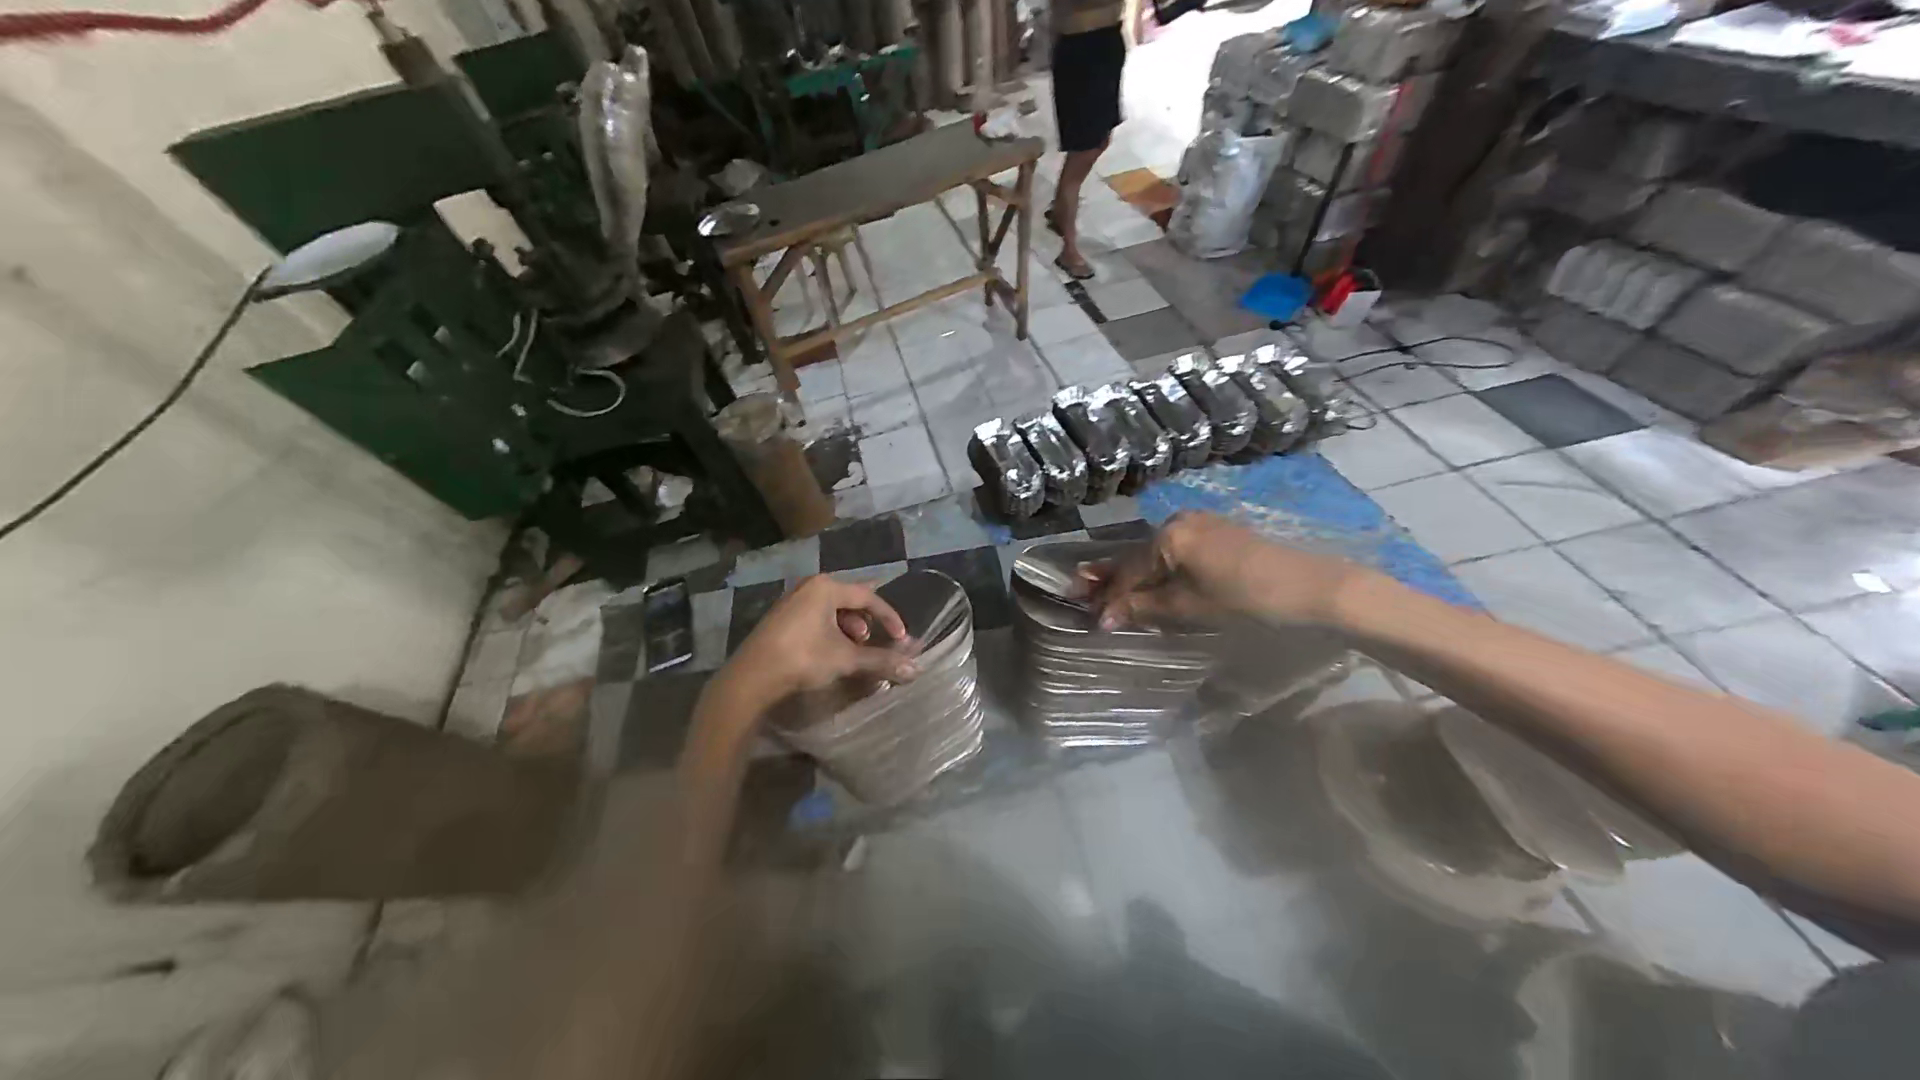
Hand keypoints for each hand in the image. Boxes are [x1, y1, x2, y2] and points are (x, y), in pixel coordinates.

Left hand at [708, 576, 917, 713]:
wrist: (752, 678)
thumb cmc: (803, 658)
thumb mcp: (846, 659)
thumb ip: (881, 660)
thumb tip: (916, 669)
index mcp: (825, 587)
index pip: (868, 596)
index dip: (889, 617)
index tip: (901, 638)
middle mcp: (808, 586)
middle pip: (849, 600)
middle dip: (866, 622)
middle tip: (872, 642)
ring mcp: (792, 600)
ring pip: (831, 609)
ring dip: (848, 628)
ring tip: (852, 649)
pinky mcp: (781, 617)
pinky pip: (816, 616)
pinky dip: (830, 631)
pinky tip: (830, 651)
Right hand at [1081, 512, 1370, 629]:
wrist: (1313, 589)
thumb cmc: (1246, 598)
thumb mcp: (1189, 606)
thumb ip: (1143, 607)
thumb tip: (1104, 618)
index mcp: (1168, 536)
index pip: (1129, 572)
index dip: (1109, 598)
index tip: (1091, 619)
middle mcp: (1179, 522)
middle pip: (1138, 558)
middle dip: (1114, 579)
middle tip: (1083, 593)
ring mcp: (1201, 525)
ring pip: (1157, 555)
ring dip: (1136, 576)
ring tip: (1112, 592)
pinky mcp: (1219, 534)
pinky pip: (1177, 552)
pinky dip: (1161, 570)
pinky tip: (1151, 583)